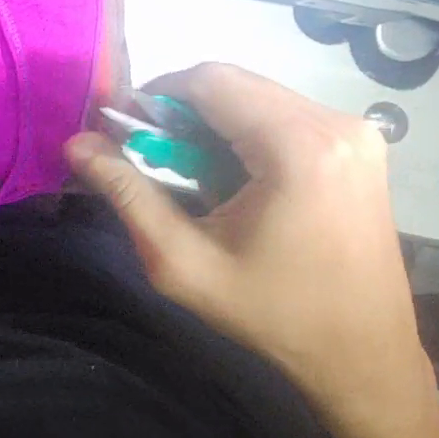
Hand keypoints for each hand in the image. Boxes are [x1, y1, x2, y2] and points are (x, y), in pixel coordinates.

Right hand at [66, 63, 435, 434]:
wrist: (362, 357)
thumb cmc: (270, 312)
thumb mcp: (180, 259)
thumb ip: (126, 192)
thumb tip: (76, 142)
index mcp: (297, 147)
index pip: (209, 80)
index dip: (155, 95)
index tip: (123, 131)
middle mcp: (336, 125)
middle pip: (233, 83)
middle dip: (180, 112)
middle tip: (151, 157)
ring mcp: (356, 134)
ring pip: (256, 96)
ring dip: (211, 123)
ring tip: (191, 175)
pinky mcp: (360, 148)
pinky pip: (283, 115)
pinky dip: (243, 133)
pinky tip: (232, 179)